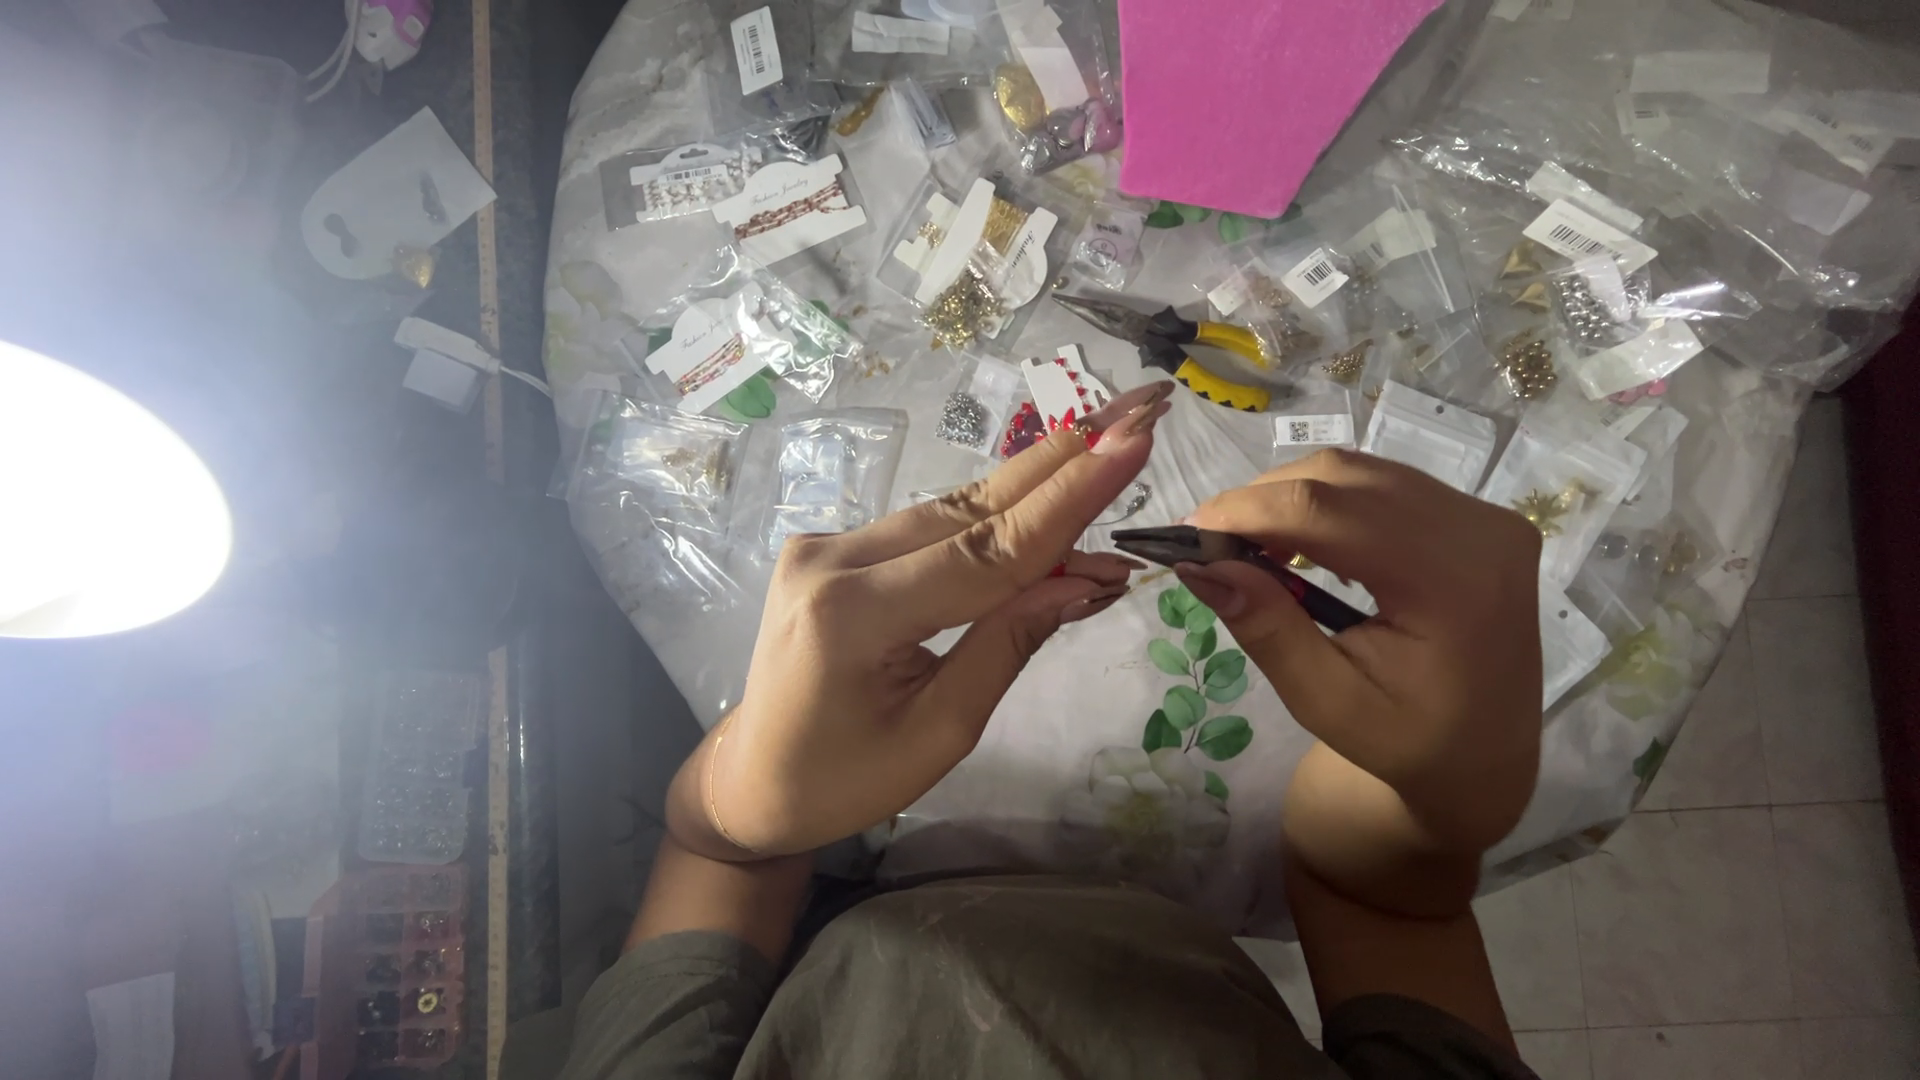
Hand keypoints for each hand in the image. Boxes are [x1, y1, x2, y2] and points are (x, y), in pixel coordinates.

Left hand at [667, 382, 1175, 859]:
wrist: (752, 778)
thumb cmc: (845, 780)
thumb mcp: (940, 732)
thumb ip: (1009, 644)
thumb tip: (1088, 580)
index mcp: (853, 615)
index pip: (986, 550)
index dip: (1068, 498)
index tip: (1134, 442)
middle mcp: (833, 558)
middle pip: (971, 507)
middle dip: (1064, 458)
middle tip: (1141, 406)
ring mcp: (827, 545)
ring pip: (952, 510)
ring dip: (1036, 488)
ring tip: (1112, 448)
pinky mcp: (834, 548)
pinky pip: (929, 528)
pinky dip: (993, 521)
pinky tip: (1045, 502)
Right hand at [1176, 450, 1542, 910]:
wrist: (1483, 755)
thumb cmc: (1404, 741)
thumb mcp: (1325, 701)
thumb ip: (1266, 628)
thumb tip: (1199, 566)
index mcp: (1452, 581)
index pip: (1326, 511)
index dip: (1247, 510)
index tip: (1187, 533)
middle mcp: (1478, 531)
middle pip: (1340, 478)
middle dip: (1261, 500)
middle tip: (1210, 543)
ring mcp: (1482, 517)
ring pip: (1355, 471)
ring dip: (1287, 496)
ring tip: (1246, 543)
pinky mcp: (1473, 517)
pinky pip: (1377, 483)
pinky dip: (1320, 499)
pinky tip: (1294, 538)